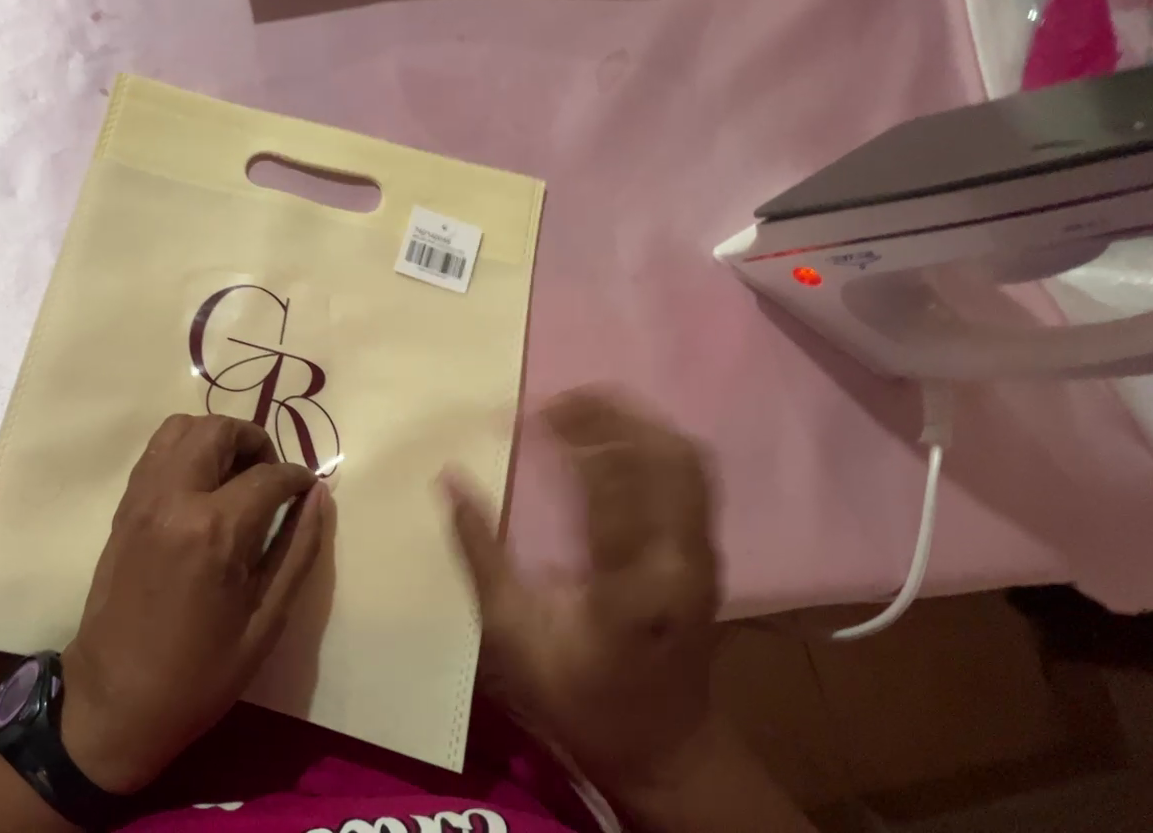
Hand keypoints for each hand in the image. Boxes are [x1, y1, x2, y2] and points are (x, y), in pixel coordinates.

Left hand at [60, 414, 332, 794]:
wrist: (114, 699)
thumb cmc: (199, 673)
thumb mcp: (265, 621)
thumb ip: (298, 549)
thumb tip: (318, 495)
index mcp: (215, 531)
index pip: (269, 475)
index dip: (297, 478)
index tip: (307, 490)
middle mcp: (174, 498)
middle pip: (219, 430)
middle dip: (255, 443)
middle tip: (270, 480)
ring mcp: (142, 498)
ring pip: (181, 428)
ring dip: (216, 439)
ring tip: (235, 478)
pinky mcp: (124, 506)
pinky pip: (156, 450)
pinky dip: (185, 450)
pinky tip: (202, 488)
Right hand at [444, 388, 721, 802]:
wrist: (664, 749)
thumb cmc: (579, 697)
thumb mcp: (512, 634)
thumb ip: (481, 552)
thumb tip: (449, 479)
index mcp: (635, 576)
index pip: (613, 476)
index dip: (569, 432)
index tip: (523, 412)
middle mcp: (681, 554)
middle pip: (665, 452)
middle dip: (608, 414)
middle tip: (549, 403)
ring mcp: (702, 553)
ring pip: (684, 460)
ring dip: (629, 425)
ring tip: (574, 413)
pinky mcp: (703, 555)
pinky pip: (685, 480)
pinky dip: (646, 448)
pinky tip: (606, 445)